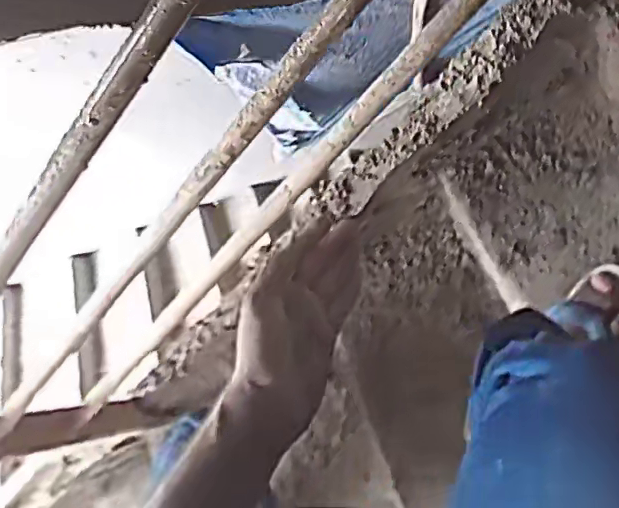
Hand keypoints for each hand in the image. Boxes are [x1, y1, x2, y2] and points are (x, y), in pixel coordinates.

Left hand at [226, 214, 363, 442]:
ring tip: (359, 235)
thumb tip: (295, 239)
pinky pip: (341, 301)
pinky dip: (351, 283)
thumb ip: (278, 268)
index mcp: (275, 284)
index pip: (297, 251)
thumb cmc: (259, 351)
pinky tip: (359, 268)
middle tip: (353, 220)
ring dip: (345, 258)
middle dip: (334, 242)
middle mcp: (294, 295)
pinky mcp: (326, 333)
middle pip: (318, 262)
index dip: (312, 233)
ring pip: (332, 278)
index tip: (329, 215)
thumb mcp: (261, 301)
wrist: (269, 403)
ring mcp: (311, 314)